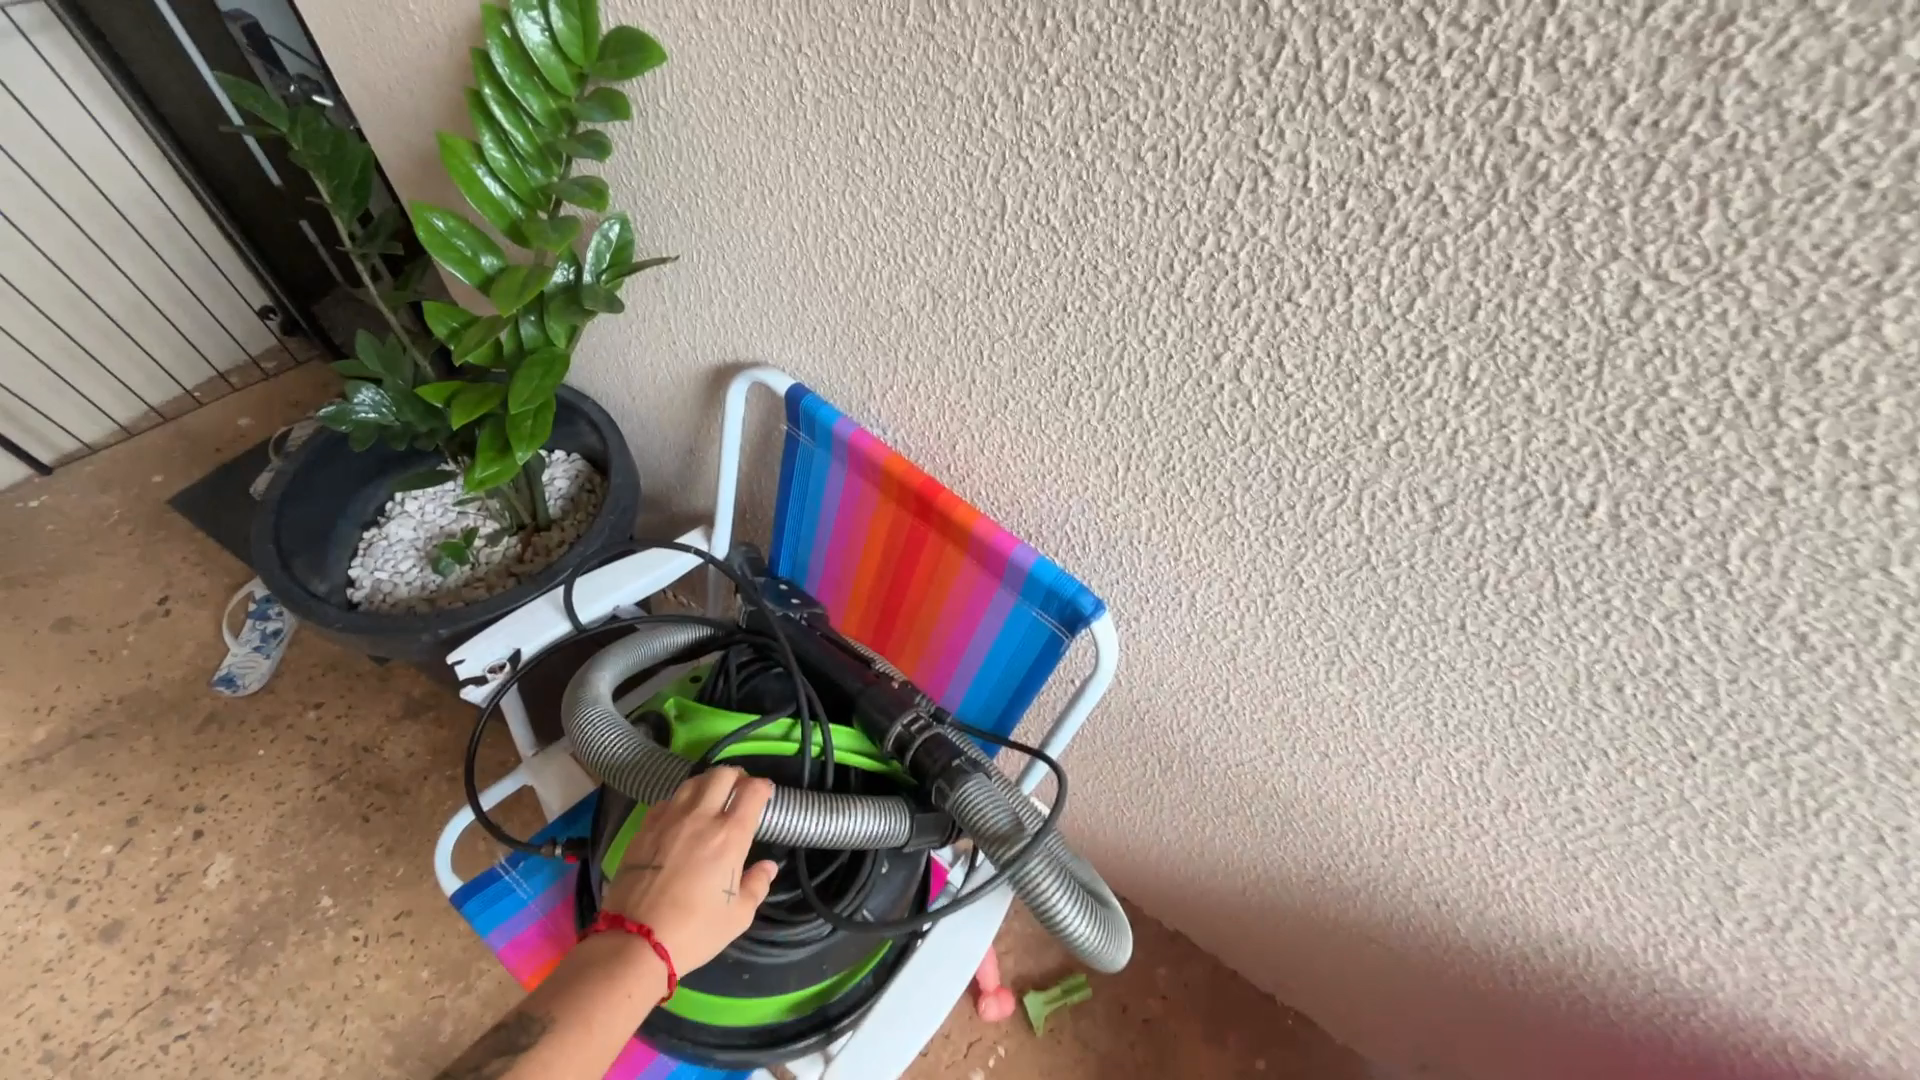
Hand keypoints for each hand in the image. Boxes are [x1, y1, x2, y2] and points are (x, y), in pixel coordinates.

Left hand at [602, 766, 779, 973]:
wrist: (634, 943)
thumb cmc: (694, 932)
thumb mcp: (738, 916)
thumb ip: (757, 885)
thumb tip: (768, 866)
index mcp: (730, 836)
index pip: (752, 790)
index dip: (763, 787)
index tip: (765, 795)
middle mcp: (701, 818)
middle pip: (722, 774)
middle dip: (736, 777)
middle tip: (739, 791)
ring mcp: (669, 820)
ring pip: (693, 782)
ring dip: (708, 784)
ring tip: (711, 799)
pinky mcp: (644, 829)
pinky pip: (667, 801)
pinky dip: (680, 802)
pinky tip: (681, 818)